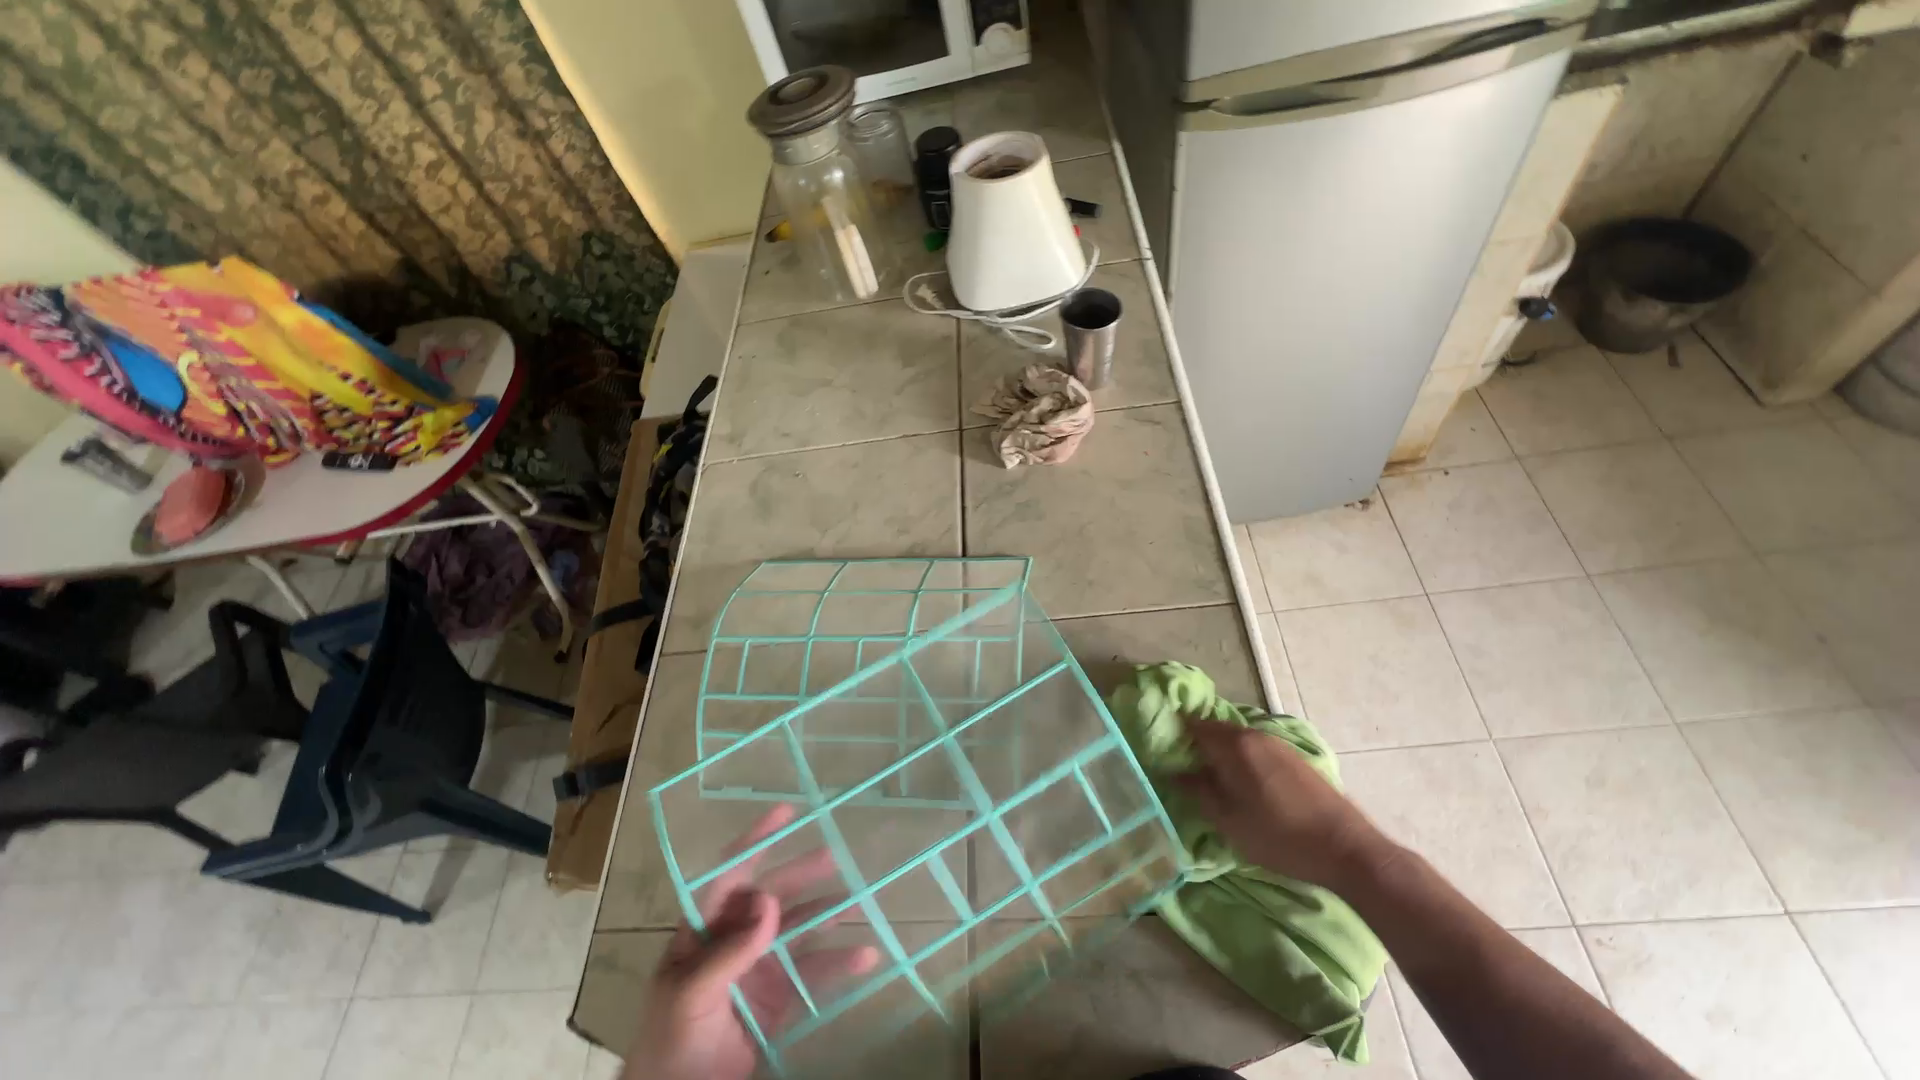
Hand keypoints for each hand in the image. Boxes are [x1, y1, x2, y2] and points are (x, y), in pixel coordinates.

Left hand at [628, 805, 879, 1079]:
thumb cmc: (670, 1040)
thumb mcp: (689, 992)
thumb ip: (728, 950)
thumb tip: (768, 902)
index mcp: (703, 932)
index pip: (730, 877)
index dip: (756, 842)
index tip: (786, 814)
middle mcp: (733, 942)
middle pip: (771, 897)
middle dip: (802, 876)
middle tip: (836, 858)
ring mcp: (758, 971)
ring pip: (798, 932)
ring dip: (828, 916)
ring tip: (861, 903)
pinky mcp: (779, 1001)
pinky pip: (813, 975)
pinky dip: (840, 964)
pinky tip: (865, 956)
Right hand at [1176, 716, 1398, 889]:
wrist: (1346, 849)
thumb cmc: (1280, 837)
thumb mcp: (1229, 821)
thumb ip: (1199, 792)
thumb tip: (1174, 773)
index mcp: (1236, 746)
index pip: (1194, 726)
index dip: (1175, 734)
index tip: (1160, 749)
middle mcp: (1256, 736)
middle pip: (1216, 730)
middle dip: (1197, 743)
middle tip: (1180, 767)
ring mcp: (1279, 745)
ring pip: (1238, 741)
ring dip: (1220, 752)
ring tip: (1208, 778)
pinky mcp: (1295, 760)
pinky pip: (1256, 750)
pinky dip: (1241, 759)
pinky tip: (1240, 783)